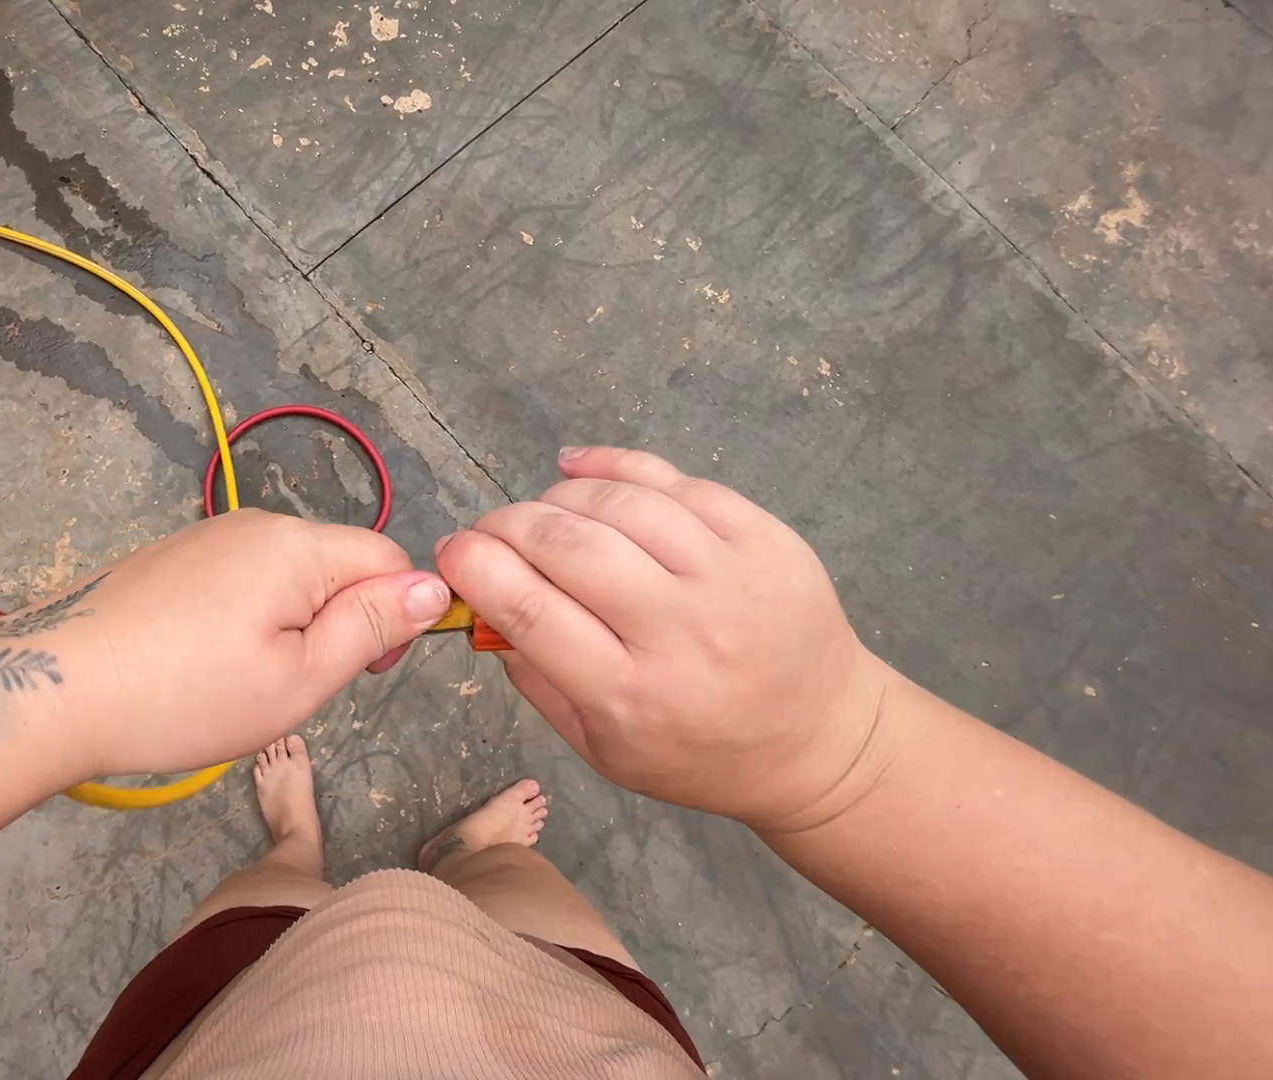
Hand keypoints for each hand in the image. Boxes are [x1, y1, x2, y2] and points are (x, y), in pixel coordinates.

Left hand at [46, 509, 449, 780]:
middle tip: (291, 684)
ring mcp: (211, 534)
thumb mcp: (299, 678)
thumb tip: (435, 584)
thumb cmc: (187, 695)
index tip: (362, 671)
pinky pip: (245, 577)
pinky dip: (249, 616)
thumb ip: (371, 626)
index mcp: (299, 545)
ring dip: (293, 622)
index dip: (396, 616)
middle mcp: (259, 523)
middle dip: (338, 621)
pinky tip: (206, 658)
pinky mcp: (178, 554)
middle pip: (338, 564)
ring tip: (242, 678)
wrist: (56, 684)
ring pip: (291, 574)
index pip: (389, 559)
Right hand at [436, 447, 891, 830]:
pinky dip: (610, 465)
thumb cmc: (696, 756)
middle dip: (504, 525)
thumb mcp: (598, 750)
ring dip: (553, 498)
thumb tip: (484, 604)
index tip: (449, 553)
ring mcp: (730, 575)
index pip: (530, 610)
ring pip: (615, 503)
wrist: (822, 741)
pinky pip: (672, 478)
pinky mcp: (765, 537)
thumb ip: (534, 680)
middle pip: (566, 545)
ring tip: (538, 515)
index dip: (475, 567)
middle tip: (487, 532)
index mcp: (631, 694)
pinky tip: (574, 469)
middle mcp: (681, 629)